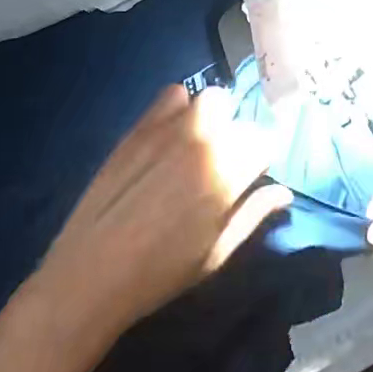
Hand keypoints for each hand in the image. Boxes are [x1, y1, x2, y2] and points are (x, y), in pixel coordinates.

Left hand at [33, 85, 291, 334]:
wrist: (89, 276)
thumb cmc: (160, 273)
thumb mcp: (217, 252)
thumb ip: (253, 214)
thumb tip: (283, 191)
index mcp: (227, 172)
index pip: (264, 141)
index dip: (261, 158)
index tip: (252, 174)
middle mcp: (204, 140)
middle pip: (238, 115)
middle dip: (237, 134)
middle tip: (223, 162)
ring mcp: (170, 128)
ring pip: (209, 98)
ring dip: (212, 117)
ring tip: (198, 143)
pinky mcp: (140, 127)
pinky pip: (171, 95)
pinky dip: (179, 107)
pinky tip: (170, 134)